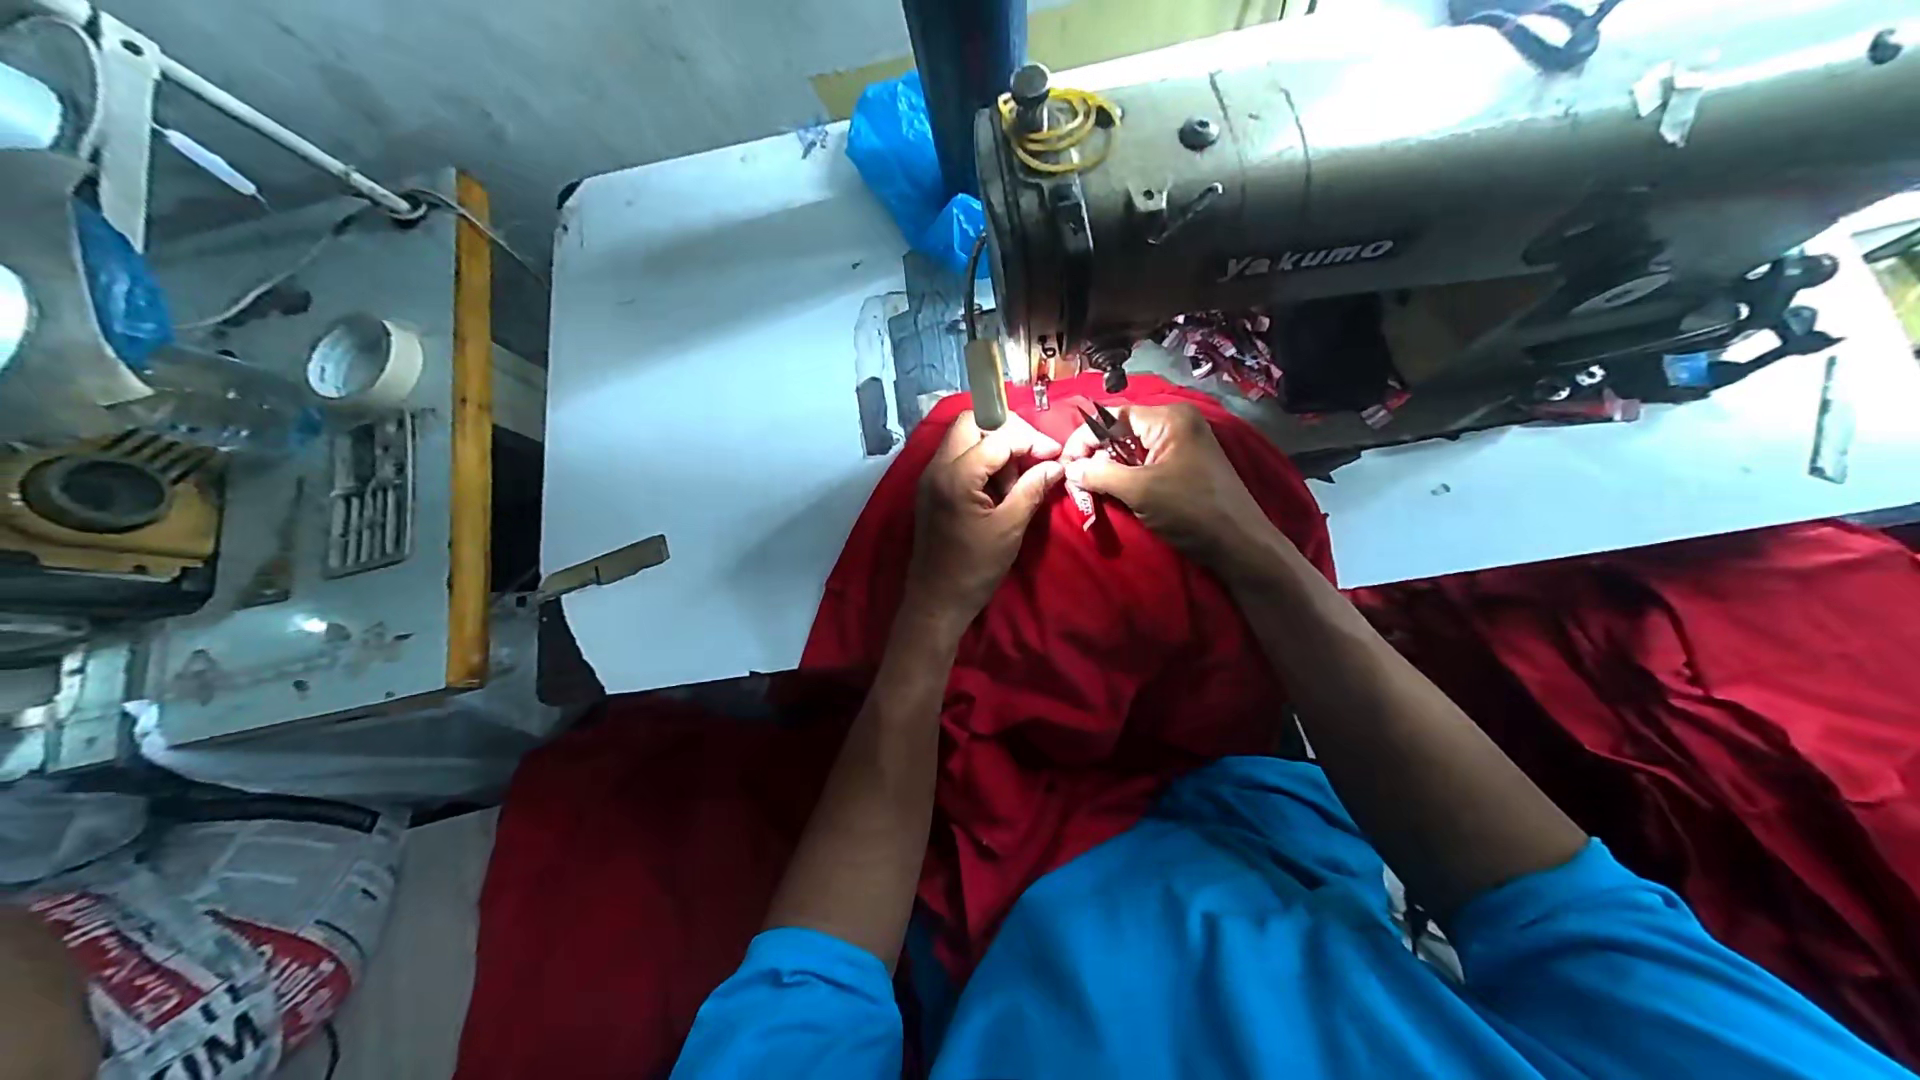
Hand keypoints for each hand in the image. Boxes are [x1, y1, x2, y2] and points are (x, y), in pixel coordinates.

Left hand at [905, 411, 1064, 629]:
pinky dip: (983, 462)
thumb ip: (1032, 489)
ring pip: (965, 438)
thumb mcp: (1010, 528)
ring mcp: (931, 476)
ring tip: (1016, 480)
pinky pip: (960, 458)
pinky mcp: (933, 488)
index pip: (996, 435)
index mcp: (955, 475)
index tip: (1054, 455)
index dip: (1030, 439)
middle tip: (1032, 456)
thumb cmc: (974, 568)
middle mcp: (937, 467)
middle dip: (1008, 432)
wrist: (936, 601)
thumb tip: (1056, 464)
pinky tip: (1000, 489)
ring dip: (995, 447)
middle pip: (972, 423)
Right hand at [1062, 403, 1281, 570]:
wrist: (1240, 544)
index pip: (1112, 416)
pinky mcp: (1184, 467)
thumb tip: (1071, 469)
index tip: (1066, 466)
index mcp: (1169, 418)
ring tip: (1093, 491)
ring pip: (1130, 451)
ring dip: (1110, 471)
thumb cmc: (1191, 510)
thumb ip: (1100, 474)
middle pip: (1120, 432)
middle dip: (1096, 457)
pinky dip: (1127, 479)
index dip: (1085, 439)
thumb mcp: (1140, 490)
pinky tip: (1117, 495)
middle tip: (1077, 482)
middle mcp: (1176, 423)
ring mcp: (1182, 445)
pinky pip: (1145, 464)